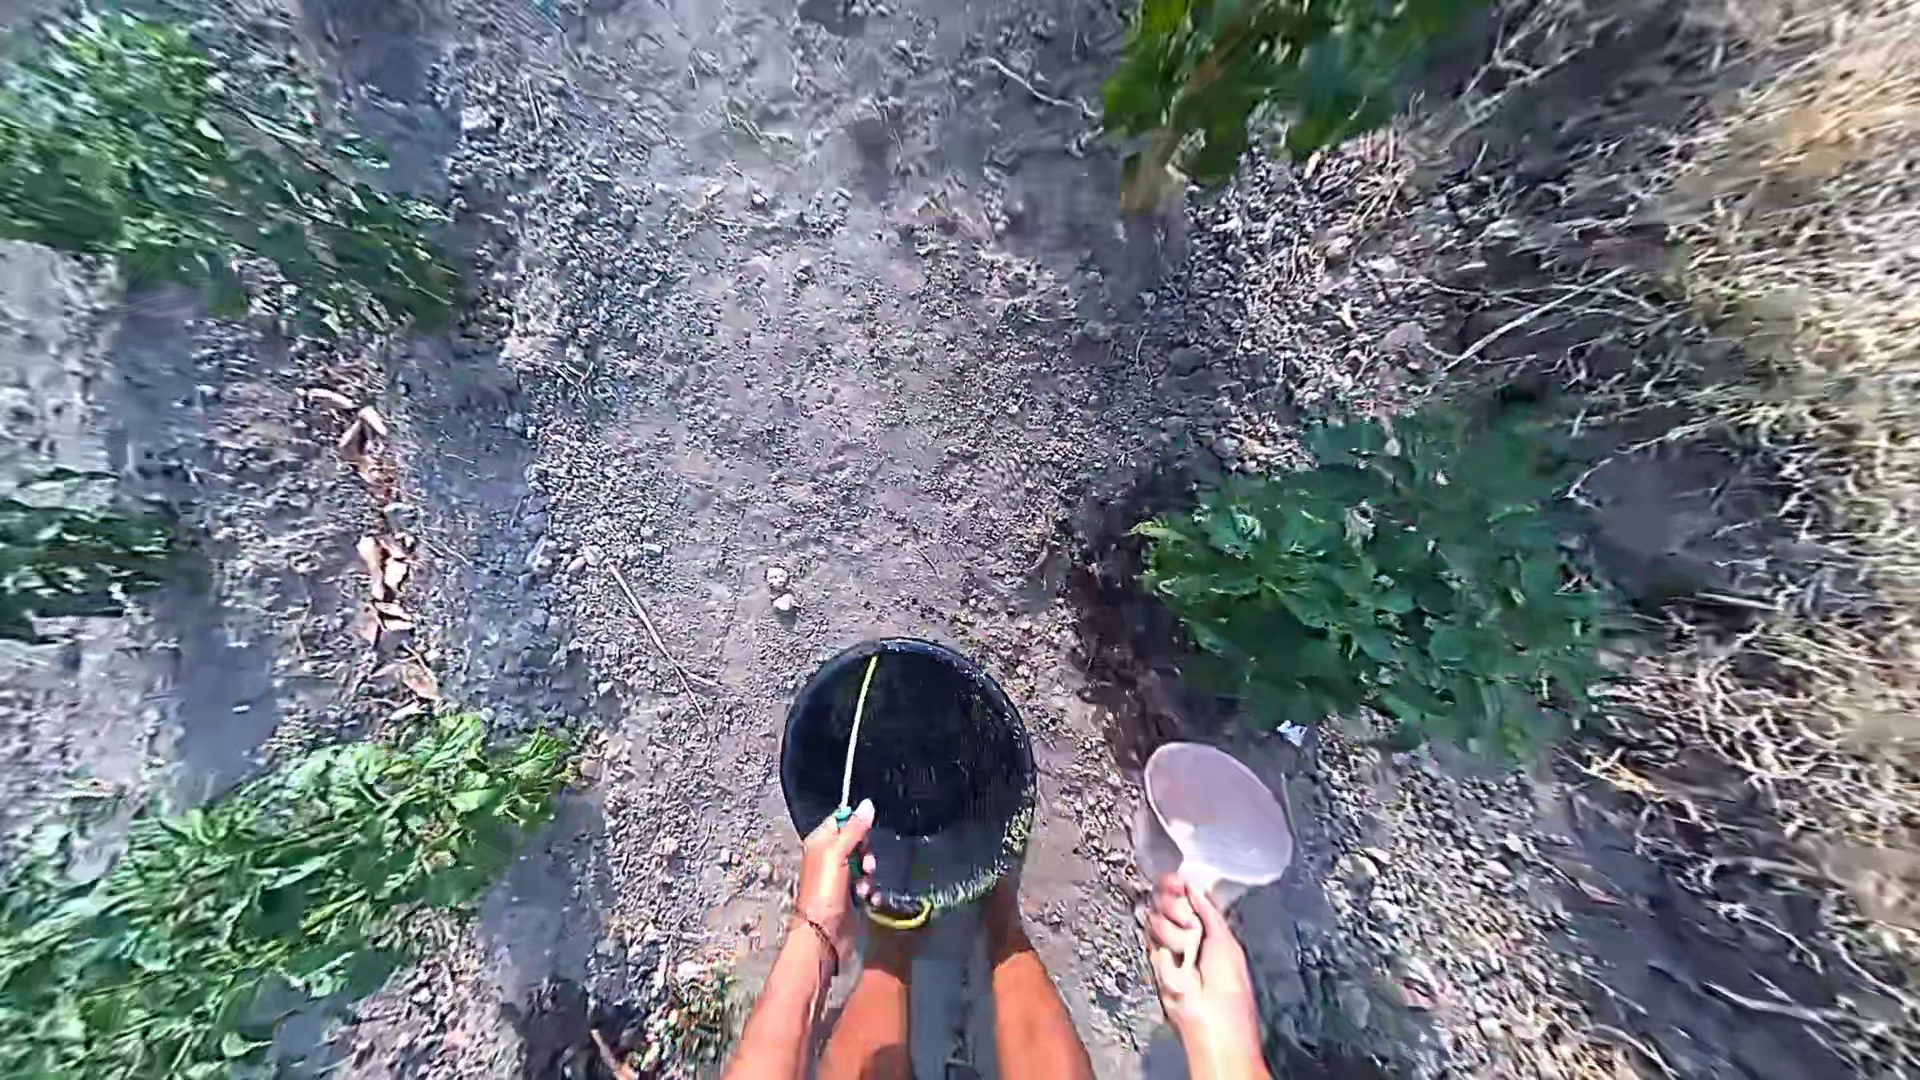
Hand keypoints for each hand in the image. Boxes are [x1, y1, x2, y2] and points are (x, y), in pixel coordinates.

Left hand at [795, 799, 874, 965]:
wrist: (823, 936)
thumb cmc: (823, 892)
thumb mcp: (837, 853)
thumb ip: (854, 828)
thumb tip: (867, 804)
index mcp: (820, 842)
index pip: (841, 819)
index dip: (855, 823)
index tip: (864, 832)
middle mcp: (829, 856)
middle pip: (857, 839)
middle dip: (866, 850)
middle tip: (865, 862)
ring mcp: (840, 876)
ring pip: (865, 860)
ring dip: (869, 870)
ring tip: (864, 882)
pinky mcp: (851, 893)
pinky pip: (868, 880)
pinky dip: (870, 886)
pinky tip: (866, 895)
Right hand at [1140, 875, 1266, 1079]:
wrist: (1212, 1024)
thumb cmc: (1230, 992)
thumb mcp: (1227, 944)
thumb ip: (1210, 911)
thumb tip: (1193, 885)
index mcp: (1209, 927)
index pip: (1187, 894)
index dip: (1178, 884)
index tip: (1174, 880)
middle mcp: (1188, 932)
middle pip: (1168, 899)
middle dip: (1175, 906)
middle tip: (1188, 926)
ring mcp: (1170, 945)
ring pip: (1158, 916)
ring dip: (1172, 932)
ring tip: (1186, 953)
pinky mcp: (1156, 959)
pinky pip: (1151, 937)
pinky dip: (1162, 945)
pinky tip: (1174, 959)